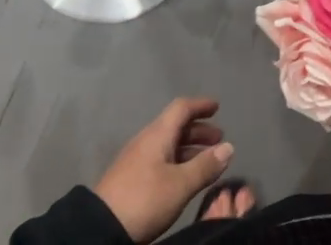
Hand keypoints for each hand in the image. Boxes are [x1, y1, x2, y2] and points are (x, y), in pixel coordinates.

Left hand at [94, 97, 234, 243]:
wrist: (102, 226)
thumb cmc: (145, 198)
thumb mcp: (180, 184)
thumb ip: (205, 166)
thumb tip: (228, 146)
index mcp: (157, 134)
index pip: (181, 108)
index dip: (200, 105)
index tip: (217, 107)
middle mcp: (147, 141)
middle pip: (175, 126)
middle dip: (199, 130)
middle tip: (219, 139)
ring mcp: (137, 159)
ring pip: (169, 144)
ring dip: (190, 148)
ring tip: (208, 160)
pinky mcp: (133, 177)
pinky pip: (161, 159)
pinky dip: (179, 161)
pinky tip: (186, 177)